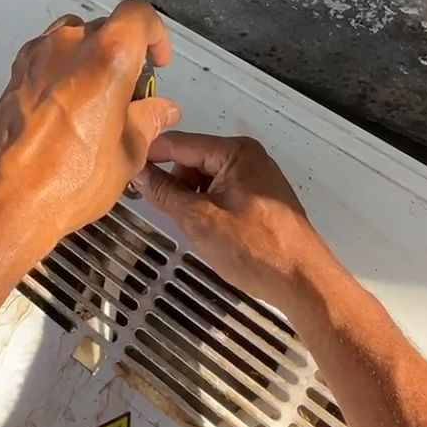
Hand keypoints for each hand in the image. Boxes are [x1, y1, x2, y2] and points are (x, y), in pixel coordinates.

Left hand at [0, 0, 180, 249]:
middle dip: (123, 55)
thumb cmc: (70, 177)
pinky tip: (65, 108)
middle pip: (106, 28)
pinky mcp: (15, 72)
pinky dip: (62, 70)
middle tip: (130, 95)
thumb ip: (148, 122)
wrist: (3, 196)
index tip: (158, 63)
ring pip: (74, 39)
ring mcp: (37, 55)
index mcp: (108, 57)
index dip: (155, 35)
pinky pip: (47, 57)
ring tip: (96, 100)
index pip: (139, 16)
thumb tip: (163, 110)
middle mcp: (70, 44)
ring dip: (90, 59)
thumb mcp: (127, 154)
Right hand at [133, 132, 334, 315]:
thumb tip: (137, 173)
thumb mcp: (199, 220)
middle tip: (148, 200)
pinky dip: (204, 203)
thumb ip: (164, 192)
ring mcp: (255, 176)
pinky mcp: (258, 197)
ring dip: (187, 194)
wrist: (305, 283)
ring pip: (204, 176)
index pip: (178, 143)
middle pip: (191, 158)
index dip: (148, 154)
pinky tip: (200, 225)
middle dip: (170, 178)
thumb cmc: (256, 249)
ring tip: (180, 219)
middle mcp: (246, 156)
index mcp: (234, 151)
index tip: (121, 164)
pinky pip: (219, 189)